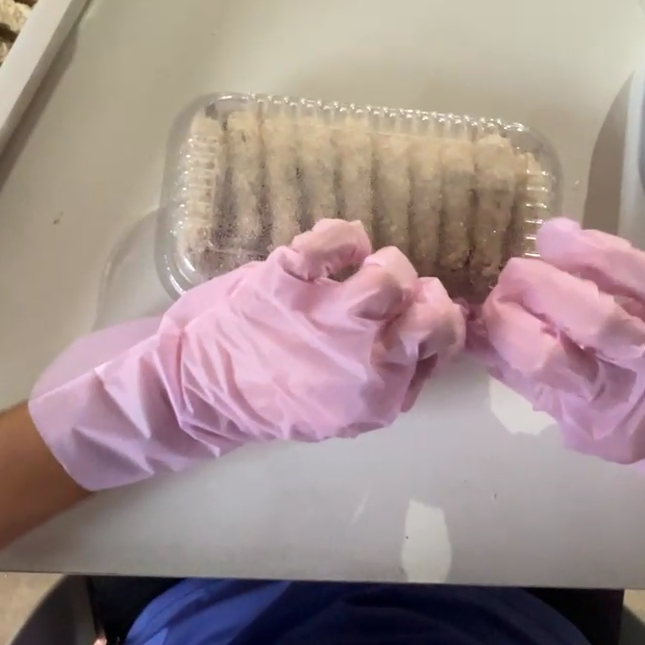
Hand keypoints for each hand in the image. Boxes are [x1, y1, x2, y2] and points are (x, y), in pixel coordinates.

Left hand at [30, 219, 465, 489]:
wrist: (200, 395)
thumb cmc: (278, 398)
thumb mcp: (348, 409)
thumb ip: (388, 376)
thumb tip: (414, 326)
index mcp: (382, 392)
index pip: (444, 338)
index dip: (439, 313)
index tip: (414, 306)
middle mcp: (364, 359)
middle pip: (429, 308)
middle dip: (418, 290)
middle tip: (389, 292)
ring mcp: (325, 319)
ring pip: (387, 273)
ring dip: (379, 263)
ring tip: (355, 269)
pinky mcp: (285, 285)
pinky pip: (331, 241)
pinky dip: (338, 236)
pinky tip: (329, 251)